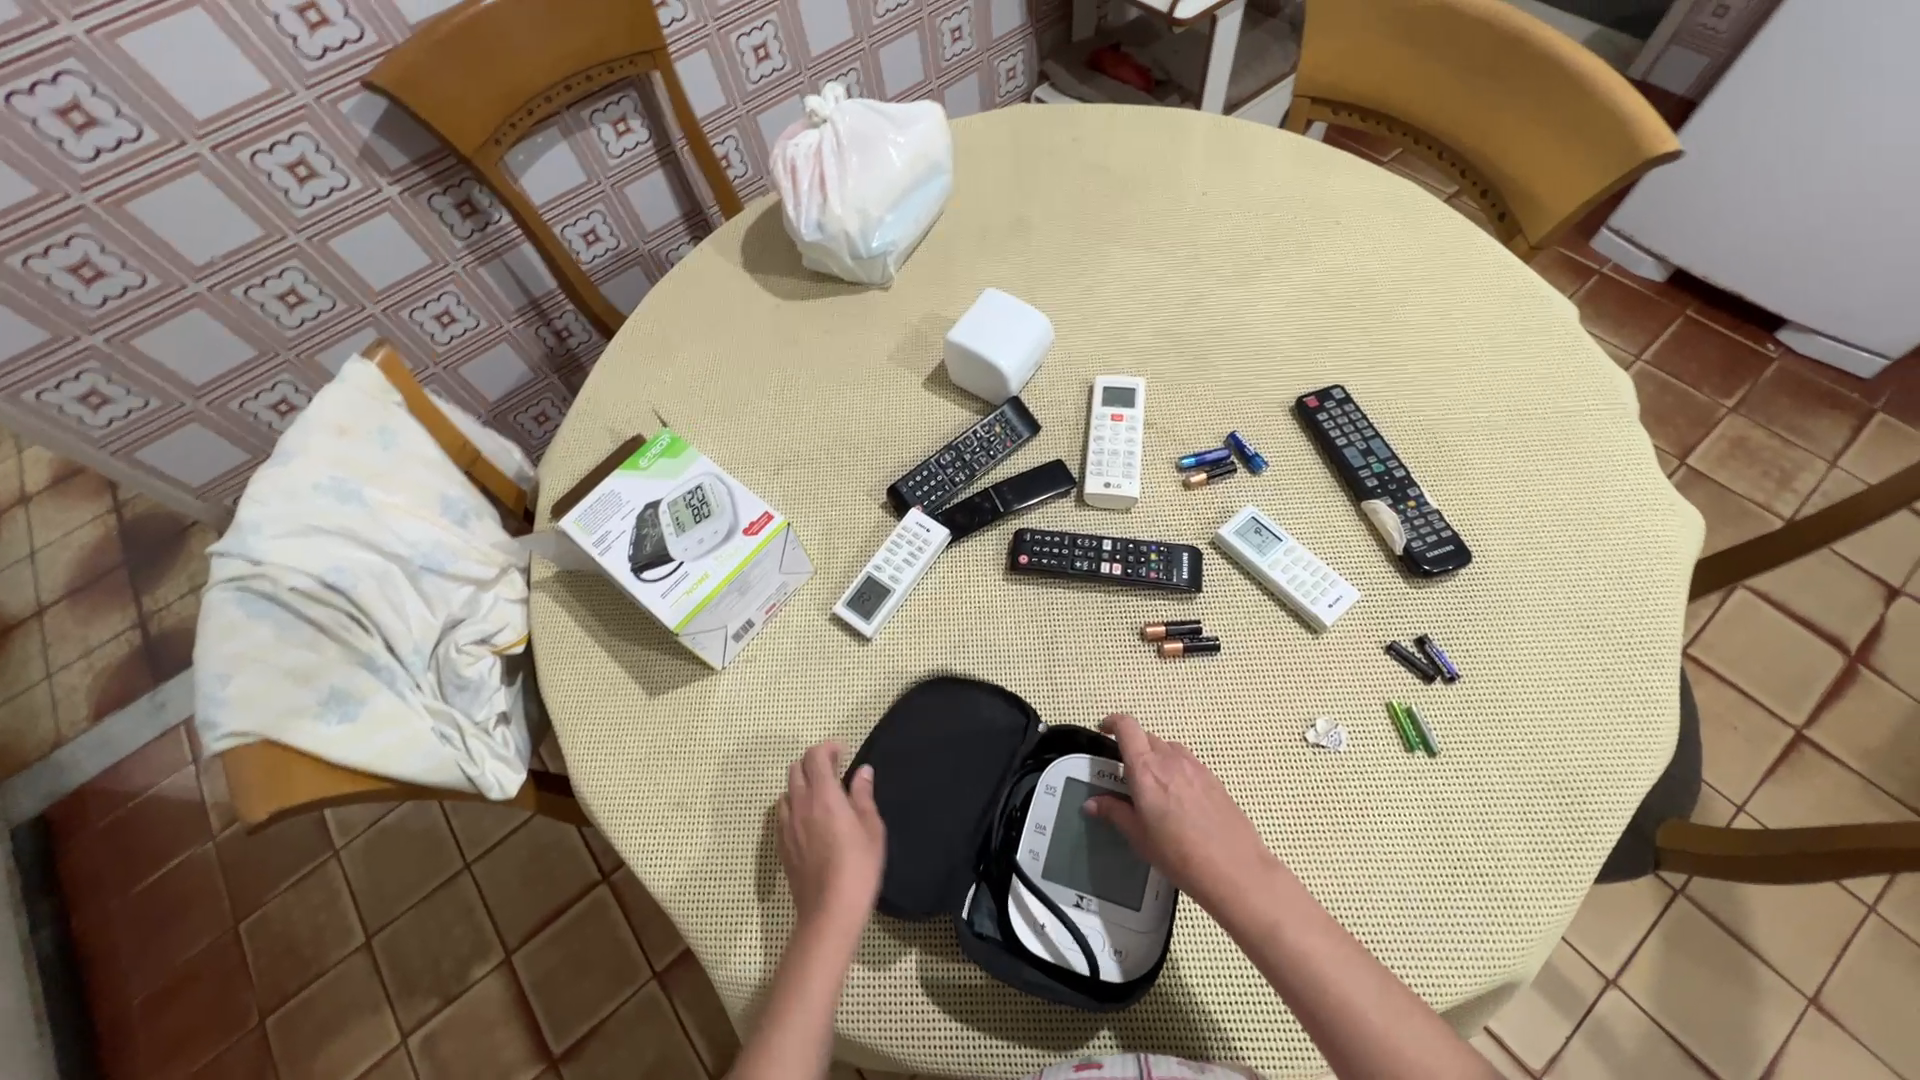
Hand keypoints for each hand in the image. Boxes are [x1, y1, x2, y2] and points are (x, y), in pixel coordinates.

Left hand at [776, 742, 885, 934]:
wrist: (829, 912)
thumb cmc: (858, 867)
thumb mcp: (872, 829)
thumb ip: (863, 796)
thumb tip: (862, 771)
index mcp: (823, 796)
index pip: (814, 757)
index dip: (827, 748)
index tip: (843, 751)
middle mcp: (799, 805)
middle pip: (796, 769)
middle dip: (814, 762)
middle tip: (835, 770)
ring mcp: (785, 826)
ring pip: (786, 791)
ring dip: (802, 784)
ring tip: (821, 796)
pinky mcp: (780, 845)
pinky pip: (782, 814)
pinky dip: (794, 806)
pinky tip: (810, 821)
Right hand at [1084, 713, 1281, 913]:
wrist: (1233, 868)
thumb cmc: (1179, 854)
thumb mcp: (1138, 836)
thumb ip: (1114, 813)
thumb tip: (1094, 804)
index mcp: (1146, 770)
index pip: (1127, 727)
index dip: (1112, 722)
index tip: (1104, 730)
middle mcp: (1171, 760)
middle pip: (1146, 737)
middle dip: (1132, 747)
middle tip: (1125, 772)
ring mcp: (1195, 767)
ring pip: (1169, 749)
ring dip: (1155, 757)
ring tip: (1152, 785)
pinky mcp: (1213, 779)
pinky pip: (1188, 763)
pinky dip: (1176, 769)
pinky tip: (1178, 798)